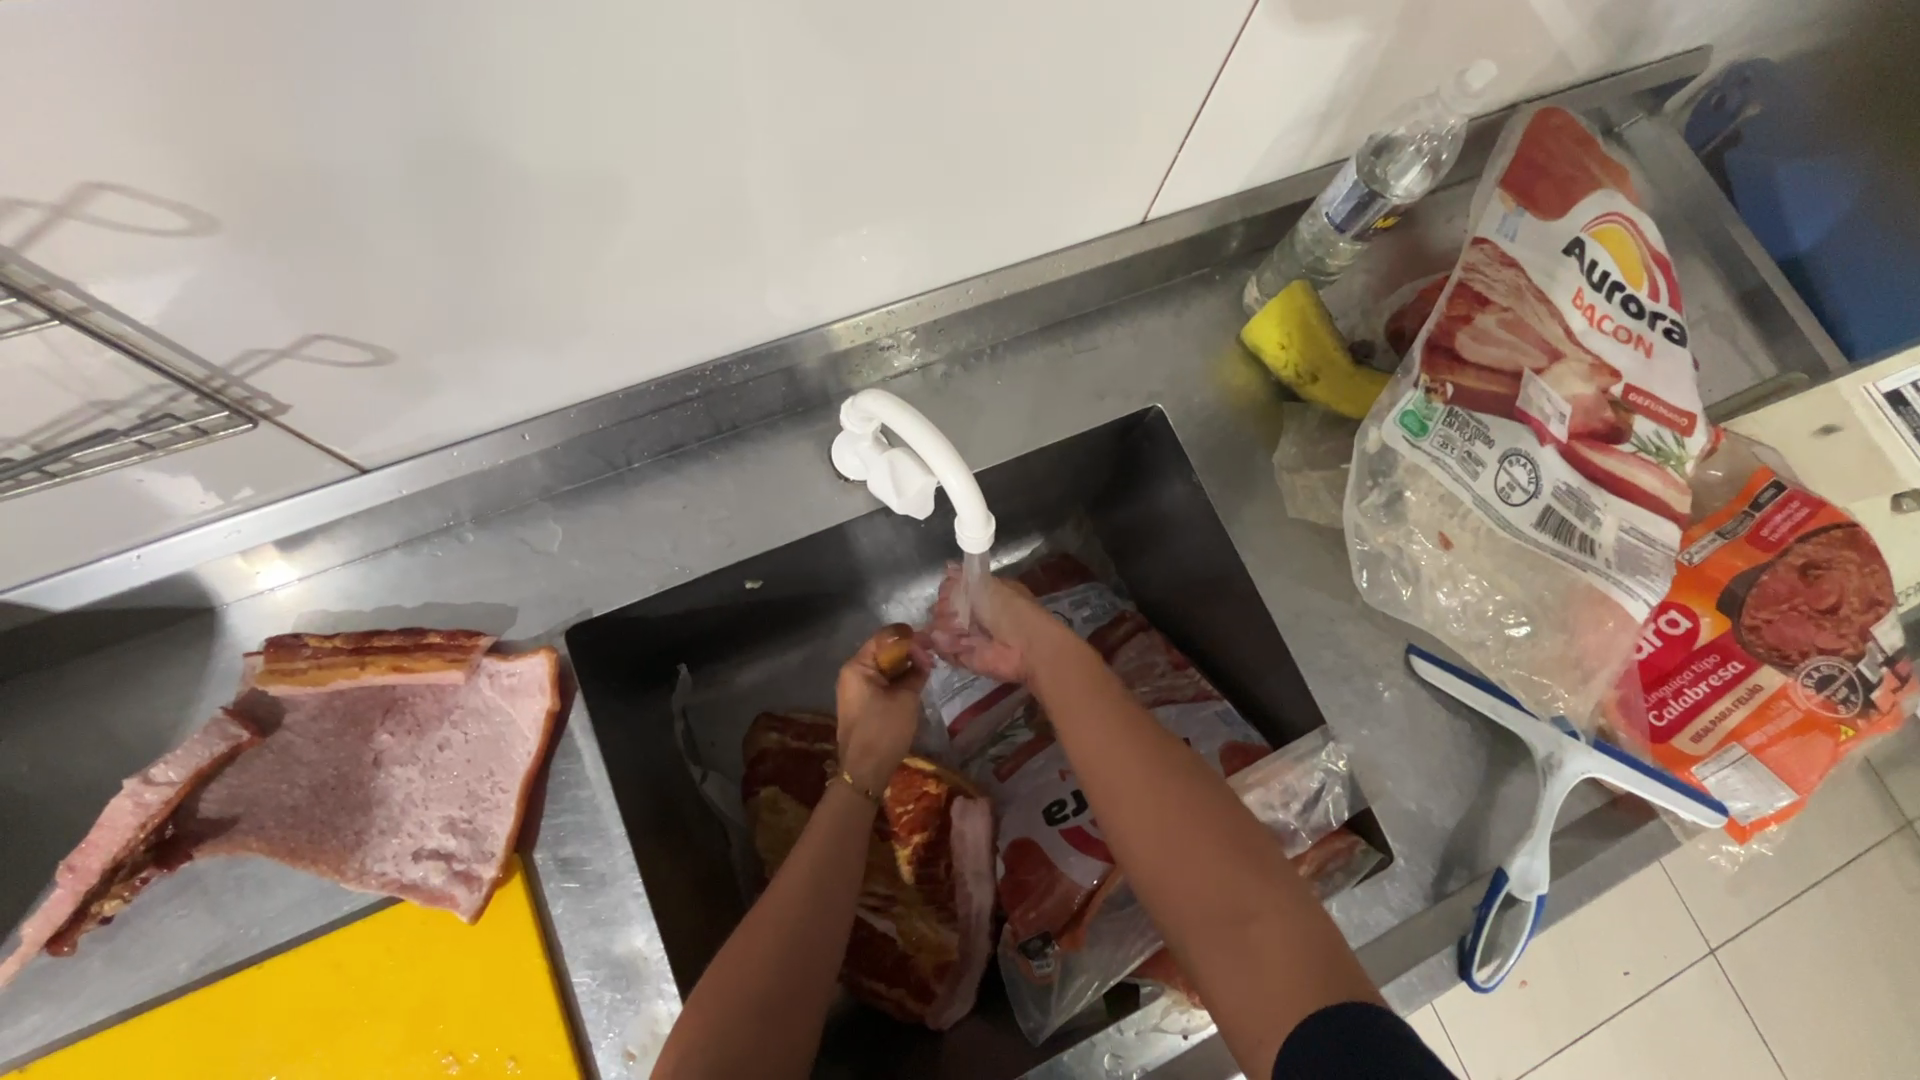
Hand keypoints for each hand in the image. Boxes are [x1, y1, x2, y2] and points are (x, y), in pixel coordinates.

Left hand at [835, 626, 932, 795]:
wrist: (864, 771)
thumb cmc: (884, 730)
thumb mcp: (906, 698)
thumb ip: (916, 673)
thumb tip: (923, 660)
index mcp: (857, 666)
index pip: (884, 638)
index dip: (908, 637)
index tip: (930, 642)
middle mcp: (852, 673)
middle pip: (883, 651)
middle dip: (908, 651)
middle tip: (932, 655)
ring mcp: (856, 690)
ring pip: (884, 668)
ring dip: (904, 666)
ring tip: (927, 668)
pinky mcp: (862, 704)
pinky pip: (881, 683)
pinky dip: (898, 680)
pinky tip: (915, 682)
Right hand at [926, 564, 1061, 684]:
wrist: (1025, 647)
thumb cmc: (1010, 611)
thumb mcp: (989, 586)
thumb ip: (964, 578)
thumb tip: (947, 567)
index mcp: (977, 594)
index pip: (947, 589)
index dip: (946, 590)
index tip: (951, 592)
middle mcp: (968, 614)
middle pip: (938, 608)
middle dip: (945, 610)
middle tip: (961, 614)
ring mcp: (962, 636)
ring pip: (936, 627)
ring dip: (948, 627)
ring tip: (965, 630)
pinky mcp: (960, 656)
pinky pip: (940, 648)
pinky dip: (947, 644)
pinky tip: (962, 642)